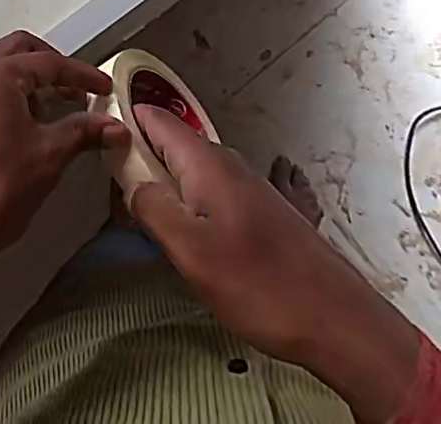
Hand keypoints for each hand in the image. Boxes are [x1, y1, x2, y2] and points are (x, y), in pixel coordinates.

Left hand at [0, 30, 129, 263]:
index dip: (82, 74)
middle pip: (20, 51)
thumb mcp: (49, 155)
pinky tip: (34, 123)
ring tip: (62, 107)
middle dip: (53, 66)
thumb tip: (114, 127)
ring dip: (32, 80)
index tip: (106, 88)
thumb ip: (83, 132)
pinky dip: (14, 94)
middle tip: (80, 89)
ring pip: (2, 68)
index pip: (48, 62)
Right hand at [129, 105, 420, 423]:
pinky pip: (209, 191)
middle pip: (169, 143)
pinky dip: (189, 203)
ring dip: (164, 186)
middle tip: (123, 198)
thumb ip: (151, 207)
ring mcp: (246, 186)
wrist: (341, 323)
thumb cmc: (264, 287)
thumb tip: (132, 184)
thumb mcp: (190, 251)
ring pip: (188, 170)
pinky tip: (192, 240)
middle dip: (141, 161)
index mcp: (205, 163)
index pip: (154, 117)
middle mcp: (226, 164)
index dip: (123, 118)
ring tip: (155, 226)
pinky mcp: (259, 210)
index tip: (99, 136)